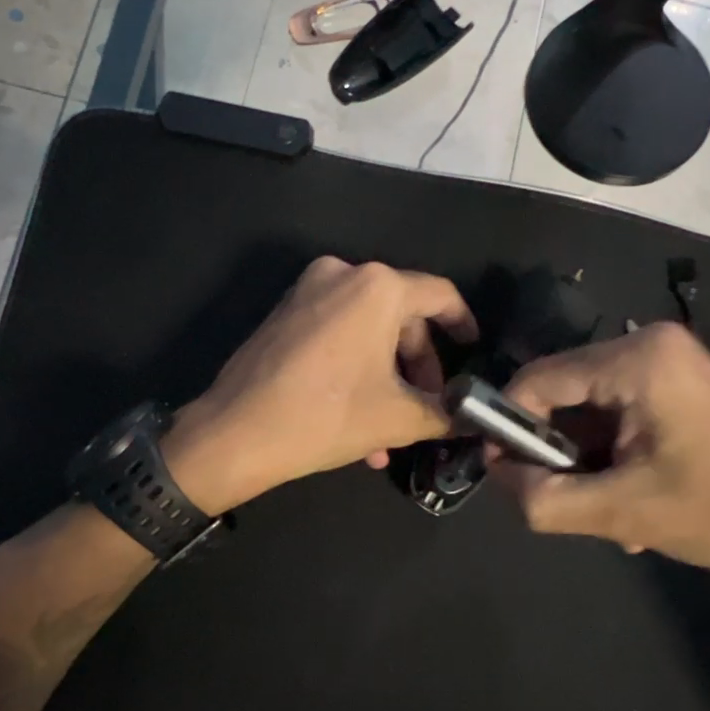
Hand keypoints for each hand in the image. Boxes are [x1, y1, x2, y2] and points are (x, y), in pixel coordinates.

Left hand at [164, 257, 478, 512]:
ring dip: (386, 380)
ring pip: (367, 332)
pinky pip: (337, 335)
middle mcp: (343, 274)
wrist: (236, 433)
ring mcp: (307, 292)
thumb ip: (444, 412)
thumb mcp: (397, 418)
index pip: (440, 295)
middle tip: (429, 408)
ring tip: (392, 435)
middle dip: (418, 367)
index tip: (473, 350)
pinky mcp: (284, 314)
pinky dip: (355, 370)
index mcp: (377, 287)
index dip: (463, 324)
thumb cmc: (326, 416)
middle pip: (401, 317)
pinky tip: (360, 424)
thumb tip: (468, 417)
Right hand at [489, 323, 709, 594]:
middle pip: (561, 395)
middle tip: (576, 505)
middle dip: (560, 454)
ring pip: (588, 410)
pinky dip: (614, 457)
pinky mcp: (682, 385)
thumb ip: (541, 496)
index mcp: (638, 358)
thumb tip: (495, 473)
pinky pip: (618, 414)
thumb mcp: (621, 512)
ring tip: (616, 514)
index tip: (507, 477)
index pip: (535, 380)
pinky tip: (637, 501)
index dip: (509, 428)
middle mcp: (650, 344)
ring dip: (589, 464)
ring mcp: (670, 363)